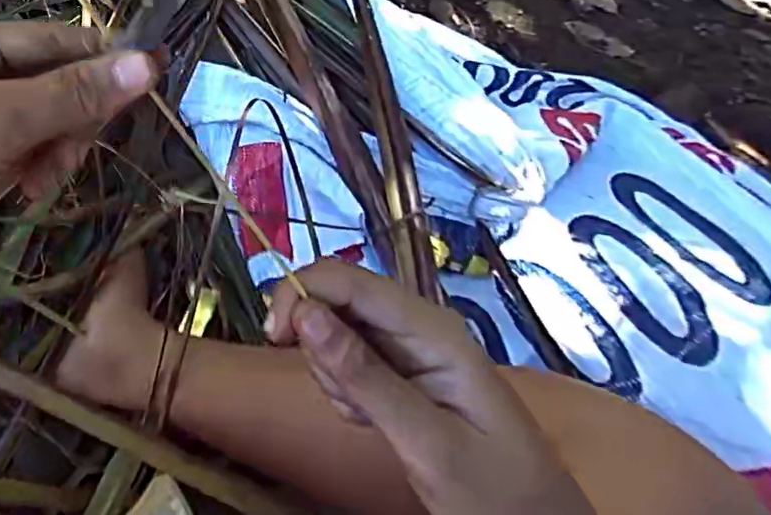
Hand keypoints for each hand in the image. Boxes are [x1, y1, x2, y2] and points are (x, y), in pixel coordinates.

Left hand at [0, 20, 156, 302]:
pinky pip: (31, 143)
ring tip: (42, 181)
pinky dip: (39, 163)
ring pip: (51, 115)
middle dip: (74, 116)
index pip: (62, 40)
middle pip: (60, 77)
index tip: (152, 89)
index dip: (107, 63)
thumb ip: (75, 92)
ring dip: (59, 146)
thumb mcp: (2, 124)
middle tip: (68, 157)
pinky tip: (28, 190)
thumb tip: (149, 61)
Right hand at [267, 260, 594, 514]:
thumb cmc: (496, 495)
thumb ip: (365, 377)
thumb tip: (304, 312)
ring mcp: (404, 343)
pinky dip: (338, 384)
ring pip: (332, 326)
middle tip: (334, 394)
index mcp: (429, 326)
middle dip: (315, 336)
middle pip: (335, 296)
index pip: (348, 278)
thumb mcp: (429, 445)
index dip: (302, 291)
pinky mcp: (394, 367)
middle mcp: (413, 322)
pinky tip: (366, 417)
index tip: (274, 337)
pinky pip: (342, 355)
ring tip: (362, 416)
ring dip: (328, 368)